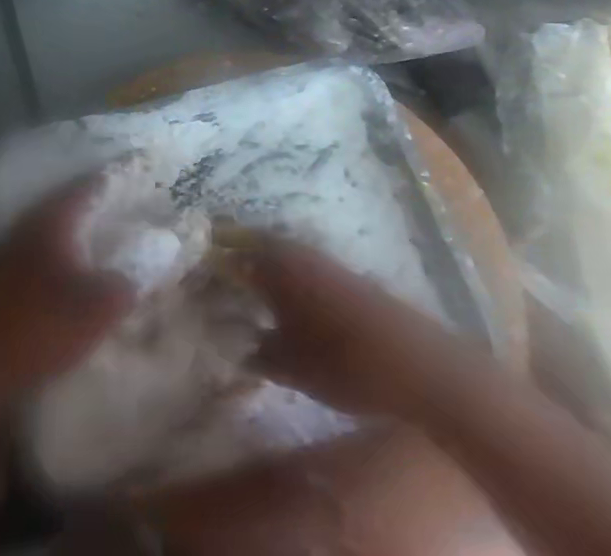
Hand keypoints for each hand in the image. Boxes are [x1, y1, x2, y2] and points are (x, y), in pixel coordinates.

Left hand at [0, 178, 131, 415]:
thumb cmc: (32, 330)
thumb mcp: (93, 311)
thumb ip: (125, 283)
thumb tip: (153, 260)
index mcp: (51, 222)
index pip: (87, 186)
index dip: (115, 179)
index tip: (142, 176)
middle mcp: (28, 226)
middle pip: (69, 204)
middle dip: (100, 204)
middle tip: (134, 206)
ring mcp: (10, 251)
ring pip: (55, 228)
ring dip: (82, 230)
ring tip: (114, 236)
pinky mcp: (1, 277)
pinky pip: (44, 251)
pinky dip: (66, 253)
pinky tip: (80, 271)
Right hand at [227, 235, 456, 418]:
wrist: (423, 368)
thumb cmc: (346, 364)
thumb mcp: (290, 366)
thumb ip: (256, 351)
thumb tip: (231, 344)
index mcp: (277, 267)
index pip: (230, 250)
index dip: (207, 254)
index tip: (187, 261)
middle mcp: (299, 254)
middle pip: (254, 243)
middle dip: (231, 249)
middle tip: (208, 265)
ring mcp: (326, 263)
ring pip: (279, 251)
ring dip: (258, 259)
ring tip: (239, 279)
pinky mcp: (347, 278)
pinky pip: (301, 263)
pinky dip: (283, 271)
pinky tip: (280, 295)